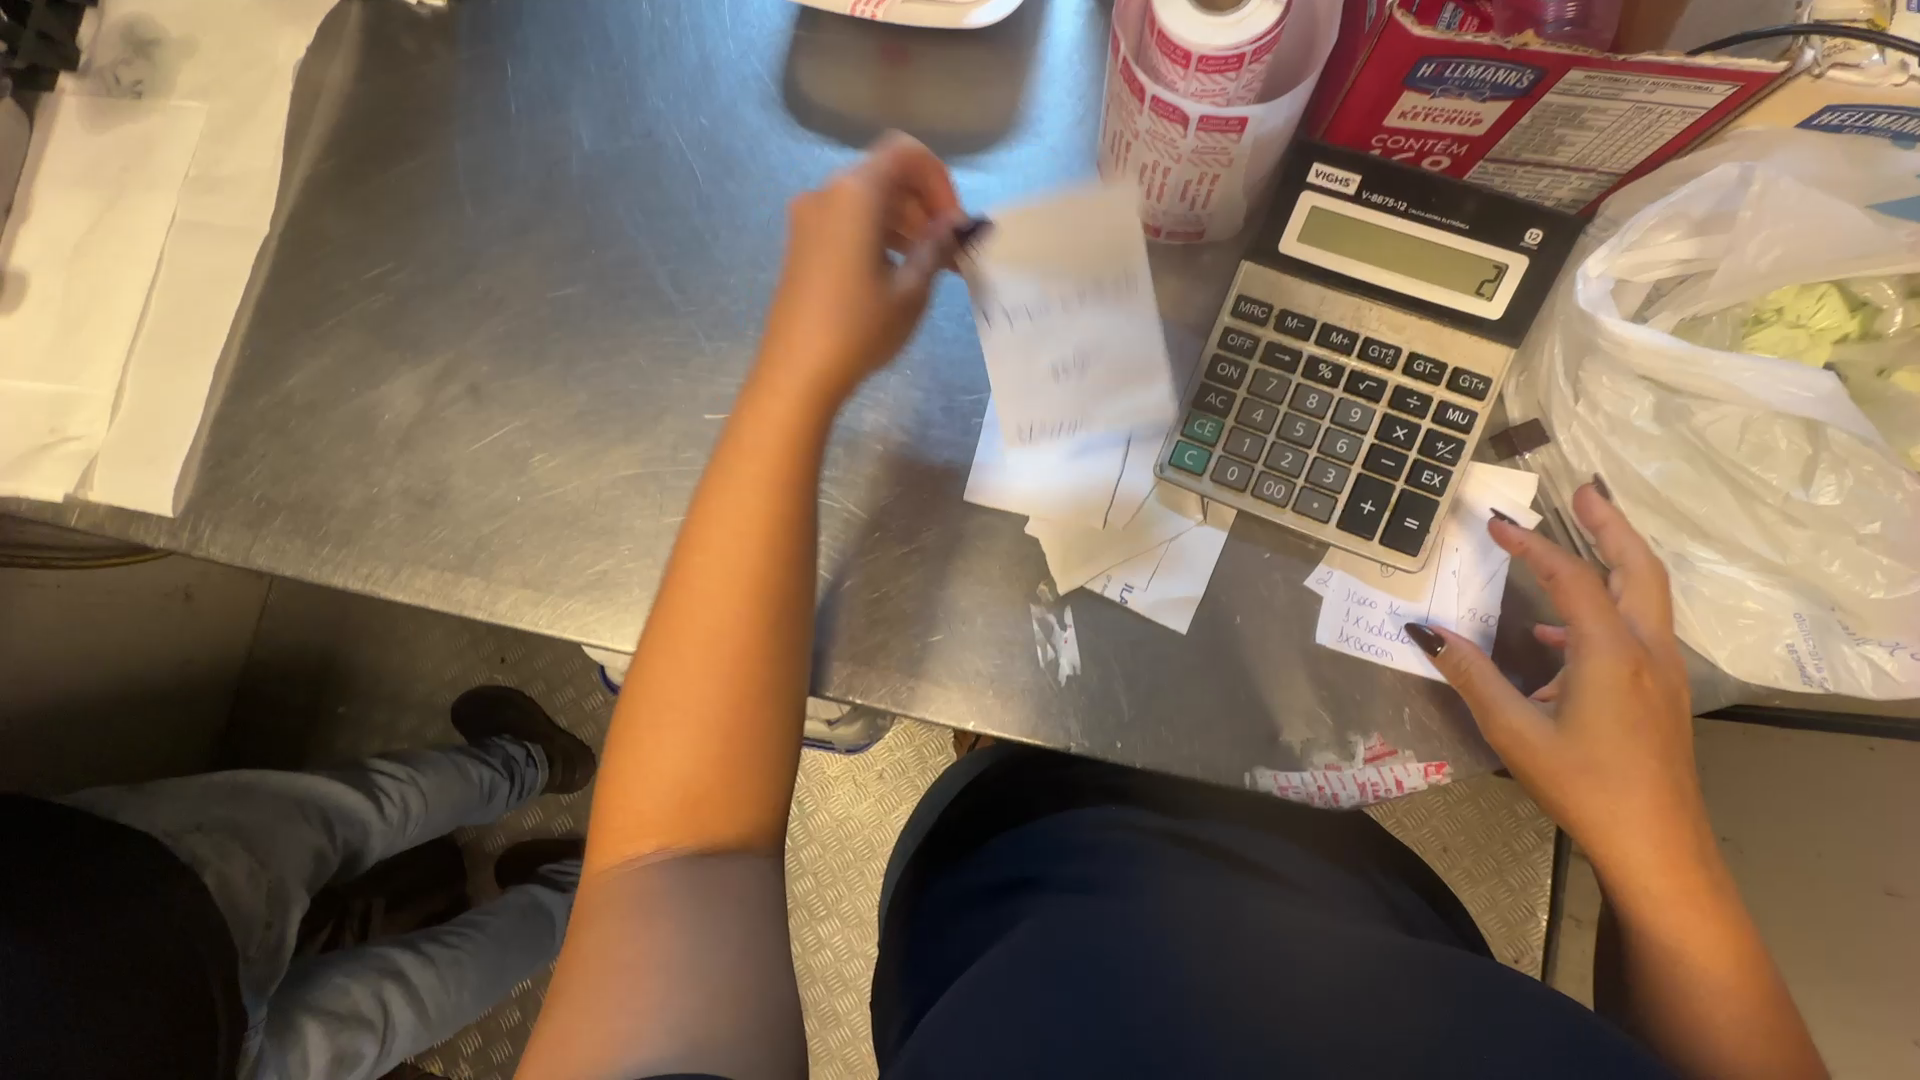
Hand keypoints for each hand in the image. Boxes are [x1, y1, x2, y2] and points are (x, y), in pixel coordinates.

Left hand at [757, 131, 968, 404]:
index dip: (939, 182)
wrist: (797, 373)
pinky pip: (848, 224)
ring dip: (904, 225)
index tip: (955, 225)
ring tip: (930, 270)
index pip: (906, 153)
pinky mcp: (801, 246)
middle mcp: (826, 194)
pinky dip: (878, 237)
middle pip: (886, 177)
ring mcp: (808, 220)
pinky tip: (896, 275)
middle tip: (950, 253)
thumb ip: (937, 246)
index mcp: (855, 193)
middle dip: (924, 207)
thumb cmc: (860, 329)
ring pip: (868, 202)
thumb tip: (957, 224)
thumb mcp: (911, 290)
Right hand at [1410, 482, 1712, 884]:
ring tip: (1578, 542)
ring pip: (1646, 596)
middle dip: (1612, 525)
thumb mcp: (1513, 730)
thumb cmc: (1581, 784)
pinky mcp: (1661, 692)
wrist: (1656, 845)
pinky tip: (1558, 635)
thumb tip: (1426, 631)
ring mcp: (1661, 672)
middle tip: (1584, 491)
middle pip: (1639, 569)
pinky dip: (1605, 609)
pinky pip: (1636, 630)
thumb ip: (1471, 674)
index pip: (1570, 579)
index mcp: (1611, 653)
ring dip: (1615, 560)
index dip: (1532, 546)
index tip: (1496, 522)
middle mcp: (1646, 651)